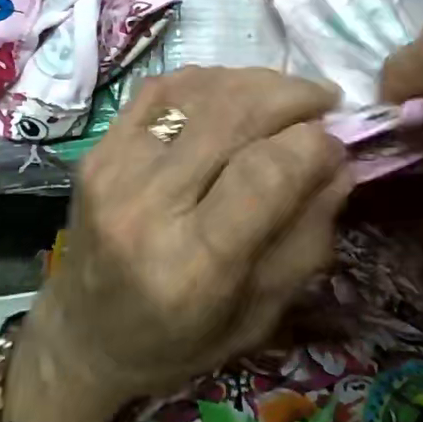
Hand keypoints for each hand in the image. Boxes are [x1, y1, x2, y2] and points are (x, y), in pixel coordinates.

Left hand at [7, 67, 351, 421]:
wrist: (83, 331)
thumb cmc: (178, 340)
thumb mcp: (258, 316)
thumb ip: (305, 239)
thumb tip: (339, 161)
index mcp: (193, 266)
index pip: (264, 173)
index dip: (313, 144)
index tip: (337, 142)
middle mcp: (146, 207)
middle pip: (232, 116)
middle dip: (291, 97)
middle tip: (323, 102)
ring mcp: (112, 169)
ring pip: (196, 91)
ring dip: (254, 82)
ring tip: (284, 96)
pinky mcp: (95, 150)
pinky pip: (159, 89)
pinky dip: (207, 80)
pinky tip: (232, 94)